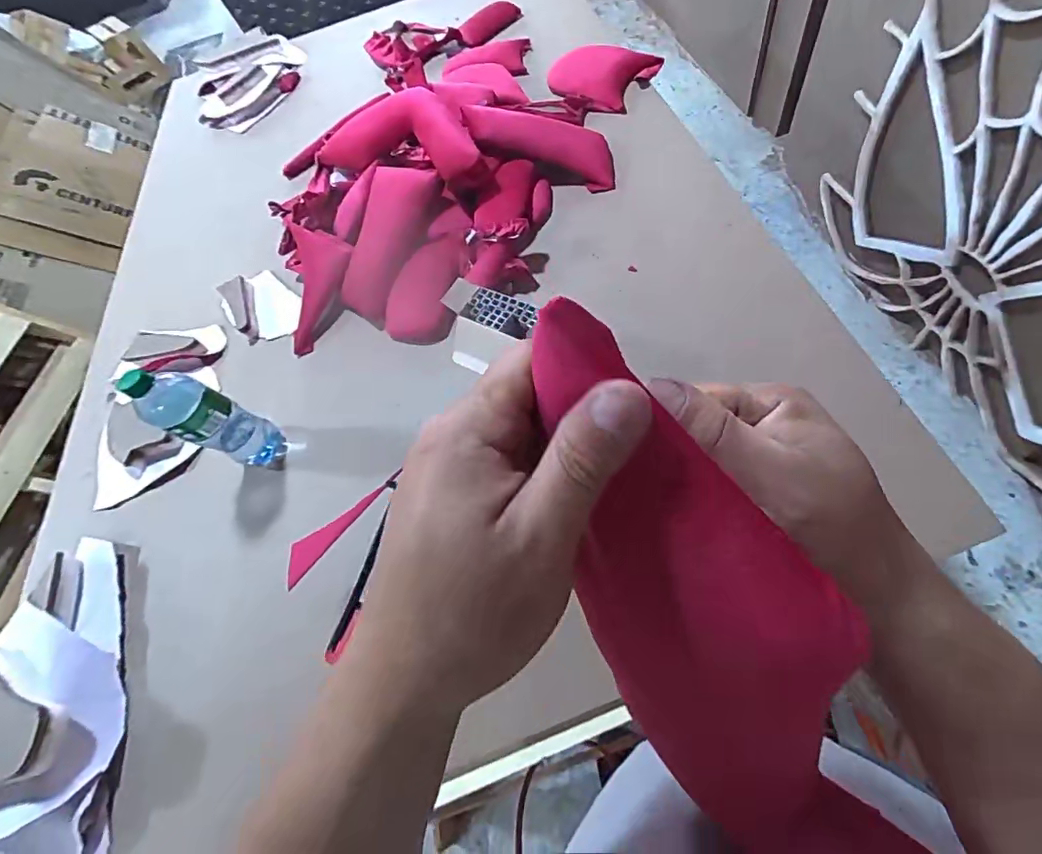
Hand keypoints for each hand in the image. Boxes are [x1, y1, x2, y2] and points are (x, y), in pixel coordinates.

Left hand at [350, 343, 651, 713]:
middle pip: (527, 390)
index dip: (585, 366)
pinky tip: (576, 496)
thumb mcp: (540, 535)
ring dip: (568, 442)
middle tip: (635, 444)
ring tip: (615, 472)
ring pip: (522, 426)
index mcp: (465, 428)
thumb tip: (627, 387)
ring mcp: (449, 463)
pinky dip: (546, 468)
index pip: (531, 358)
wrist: (406, 683)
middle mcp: (451, 432)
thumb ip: (582, 458)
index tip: (635, 399)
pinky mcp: (454, 492)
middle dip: (583, 408)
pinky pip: (510, 457)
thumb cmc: (473, 613)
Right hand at [646, 379, 914, 602]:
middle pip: (700, 432)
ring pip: (704, 465)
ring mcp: (764, 465)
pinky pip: (715, 492)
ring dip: (682, 485)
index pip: (700, 401)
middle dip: (672, 458)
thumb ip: (715, 431)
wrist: (883, 600)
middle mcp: (767, 426)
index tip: (628, 460)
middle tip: (634, 492)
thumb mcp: (773, 470)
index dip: (666, 426)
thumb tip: (651, 385)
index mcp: (773, 403)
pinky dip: (697, 505)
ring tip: (647, 510)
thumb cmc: (833, 525)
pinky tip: (673, 522)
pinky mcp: (761, 500)